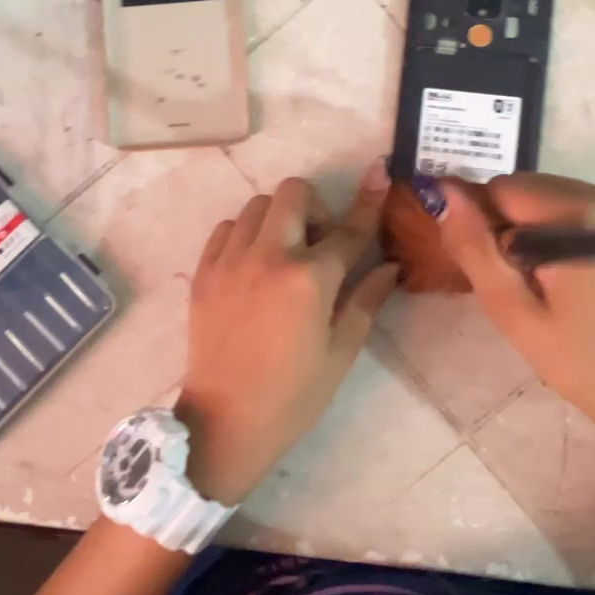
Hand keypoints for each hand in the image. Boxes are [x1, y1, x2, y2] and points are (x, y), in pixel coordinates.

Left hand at [175, 166, 397, 505]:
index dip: (369, 200)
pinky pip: (226, 228)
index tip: (379, 173)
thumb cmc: (294, 394)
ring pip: (257, 205)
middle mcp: (268, 257)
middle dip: (314, 206)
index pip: (348, 228)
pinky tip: (254, 264)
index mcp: (310, 279)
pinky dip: (245, 233)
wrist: (226, 421)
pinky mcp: (203, 271)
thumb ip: (366, 299)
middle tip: (319, 243)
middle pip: (293, 193)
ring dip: (279, 218)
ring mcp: (230, 260)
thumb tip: (391, 266)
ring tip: (285, 255)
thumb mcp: (341, 351)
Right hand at [435, 174, 594, 446]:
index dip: (483, 225)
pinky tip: (574, 276)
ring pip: (553, 195)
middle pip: (529, 187)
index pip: (501, 188)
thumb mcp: (513, 312)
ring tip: (547, 283)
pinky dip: (564, 231)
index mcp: (580, 216)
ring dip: (536, 228)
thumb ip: (474, 247)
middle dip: (510, 225)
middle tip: (521, 283)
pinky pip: (582, 208)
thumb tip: (445, 192)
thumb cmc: (581, 362)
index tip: (492, 269)